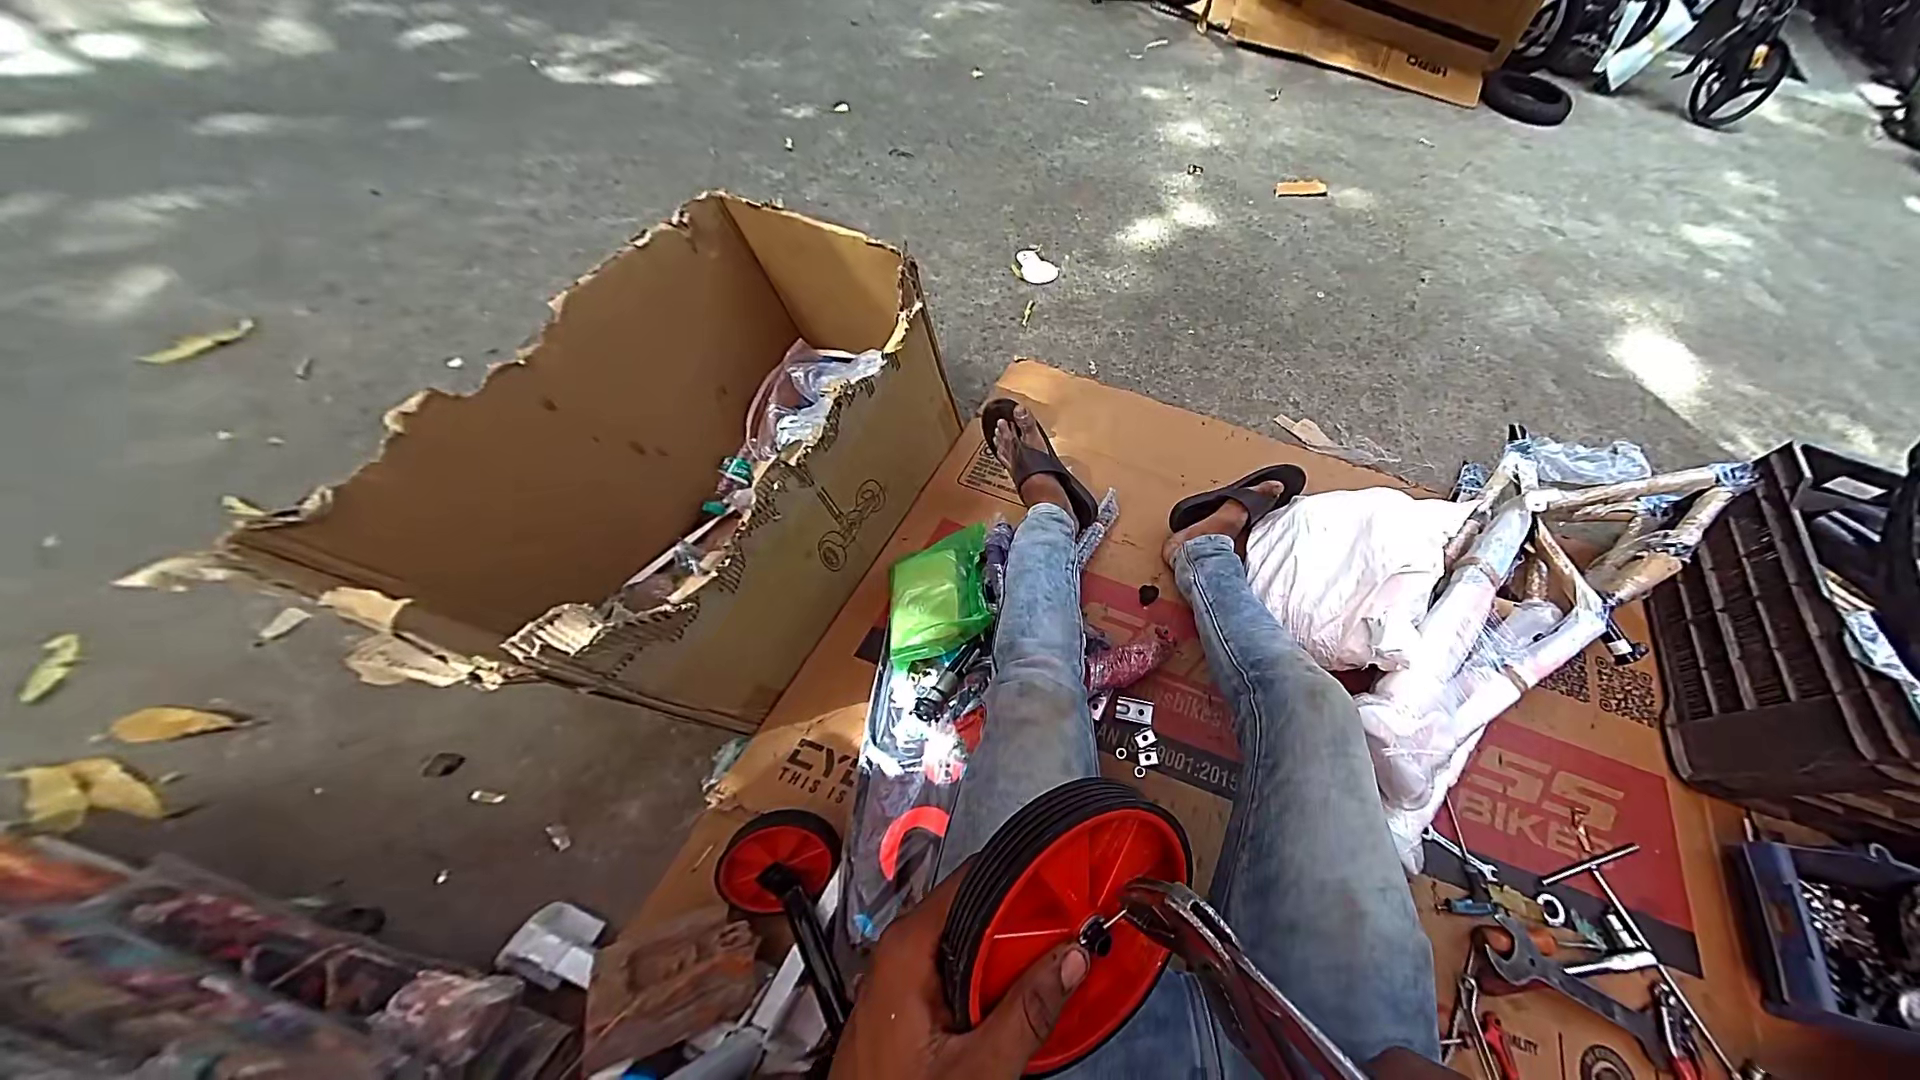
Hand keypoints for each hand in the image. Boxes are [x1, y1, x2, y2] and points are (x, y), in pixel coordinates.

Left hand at [829, 866, 1089, 1079]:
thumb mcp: (976, 1069)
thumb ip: (1027, 1011)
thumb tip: (1068, 959)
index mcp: (906, 944)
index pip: (970, 880)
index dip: (1017, 886)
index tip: (1057, 898)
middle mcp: (897, 948)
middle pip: (969, 910)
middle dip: (1014, 929)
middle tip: (1057, 947)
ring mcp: (898, 973)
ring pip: (962, 942)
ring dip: (1000, 960)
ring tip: (1034, 980)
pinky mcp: (903, 999)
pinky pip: (949, 969)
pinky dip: (979, 981)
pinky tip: (1000, 1007)